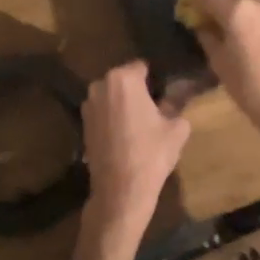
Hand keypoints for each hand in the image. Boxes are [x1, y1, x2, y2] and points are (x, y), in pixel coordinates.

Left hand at [80, 61, 189, 237]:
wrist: (120, 191)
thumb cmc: (151, 154)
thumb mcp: (177, 127)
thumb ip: (177, 104)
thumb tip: (177, 95)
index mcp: (123, 79)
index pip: (143, 67)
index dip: (156, 80)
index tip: (166, 93)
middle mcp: (100, 85)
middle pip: (125, 80)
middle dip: (138, 91)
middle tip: (155, 109)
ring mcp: (88, 105)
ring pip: (112, 97)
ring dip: (124, 104)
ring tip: (141, 124)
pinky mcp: (82, 124)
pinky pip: (103, 112)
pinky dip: (113, 118)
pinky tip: (126, 136)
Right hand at [193, 0, 259, 137]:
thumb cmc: (249, 86)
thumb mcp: (219, 62)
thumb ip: (207, 36)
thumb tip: (201, 25)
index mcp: (236, 10)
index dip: (195, 2)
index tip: (188, 9)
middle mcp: (258, 1)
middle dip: (219, 5)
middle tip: (210, 21)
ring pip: (251, 0)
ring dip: (239, 8)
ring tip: (232, 27)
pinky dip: (255, 15)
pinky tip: (251, 32)